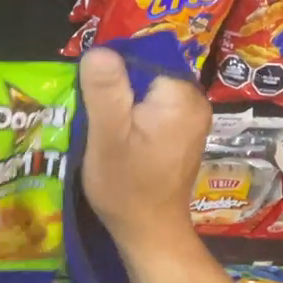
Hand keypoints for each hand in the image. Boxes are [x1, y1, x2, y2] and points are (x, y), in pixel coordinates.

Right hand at [79, 47, 210, 253]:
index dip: (109, 74)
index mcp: (181, 96)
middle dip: (113, 89)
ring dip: (118, 104)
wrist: (149, 232)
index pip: (139, 58)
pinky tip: (114, 138)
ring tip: (100, 129)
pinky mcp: (180, 132)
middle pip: (142, 73)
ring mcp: (189, 118)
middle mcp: (193, 101)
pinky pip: (149, 108)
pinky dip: (129, 117)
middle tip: (91, 116)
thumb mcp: (107, 136)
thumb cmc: (126, 187)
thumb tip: (99, 50)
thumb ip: (105, 91)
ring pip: (143, 91)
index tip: (89, 99)